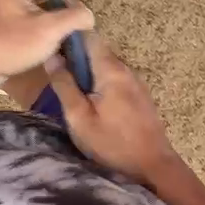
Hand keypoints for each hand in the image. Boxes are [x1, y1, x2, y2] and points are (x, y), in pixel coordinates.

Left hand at [0, 0, 94, 90]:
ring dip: (58, 3)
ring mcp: (11, 6)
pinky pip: (34, 10)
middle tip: (68, 3)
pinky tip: (61, 33)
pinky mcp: (11, 23)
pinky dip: (49, 16)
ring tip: (70, 22)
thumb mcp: (48, 30)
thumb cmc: (9, 43)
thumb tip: (88, 15)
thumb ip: (74, 17)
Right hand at [45, 34, 181, 180]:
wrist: (154, 168)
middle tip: (56, 74)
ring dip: (87, 72)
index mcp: (110, 70)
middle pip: (97, 50)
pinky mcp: (139, 96)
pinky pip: (115, 79)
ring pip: (105, 66)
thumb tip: (51, 57)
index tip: (51, 47)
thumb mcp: (79, 117)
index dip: (68, 37)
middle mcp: (125, 69)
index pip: (88, 36)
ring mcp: (135, 82)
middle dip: (75, 57)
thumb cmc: (112, 143)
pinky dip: (99, 83)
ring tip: (70, 89)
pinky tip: (90, 102)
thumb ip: (64, 85)